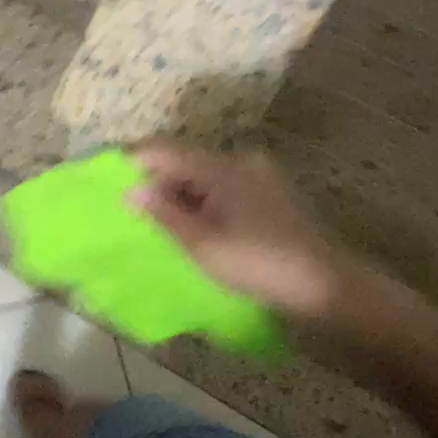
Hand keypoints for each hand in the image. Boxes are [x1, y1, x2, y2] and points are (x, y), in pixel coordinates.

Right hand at [129, 142, 343, 321]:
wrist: (329, 287)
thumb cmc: (261, 265)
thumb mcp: (204, 246)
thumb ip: (165, 215)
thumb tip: (130, 191)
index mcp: (222, 168)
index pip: (165, 150)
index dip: (134, 161)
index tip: (108, 178)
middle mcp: (241, 161)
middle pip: (186, 161)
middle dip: (157, 182)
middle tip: (131, 210)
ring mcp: (259, 176)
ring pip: (205, 176)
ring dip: (180, 195)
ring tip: (159, 224)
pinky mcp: (270, 195)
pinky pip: (224, 188)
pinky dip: (204, 202)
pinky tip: (194, 228)